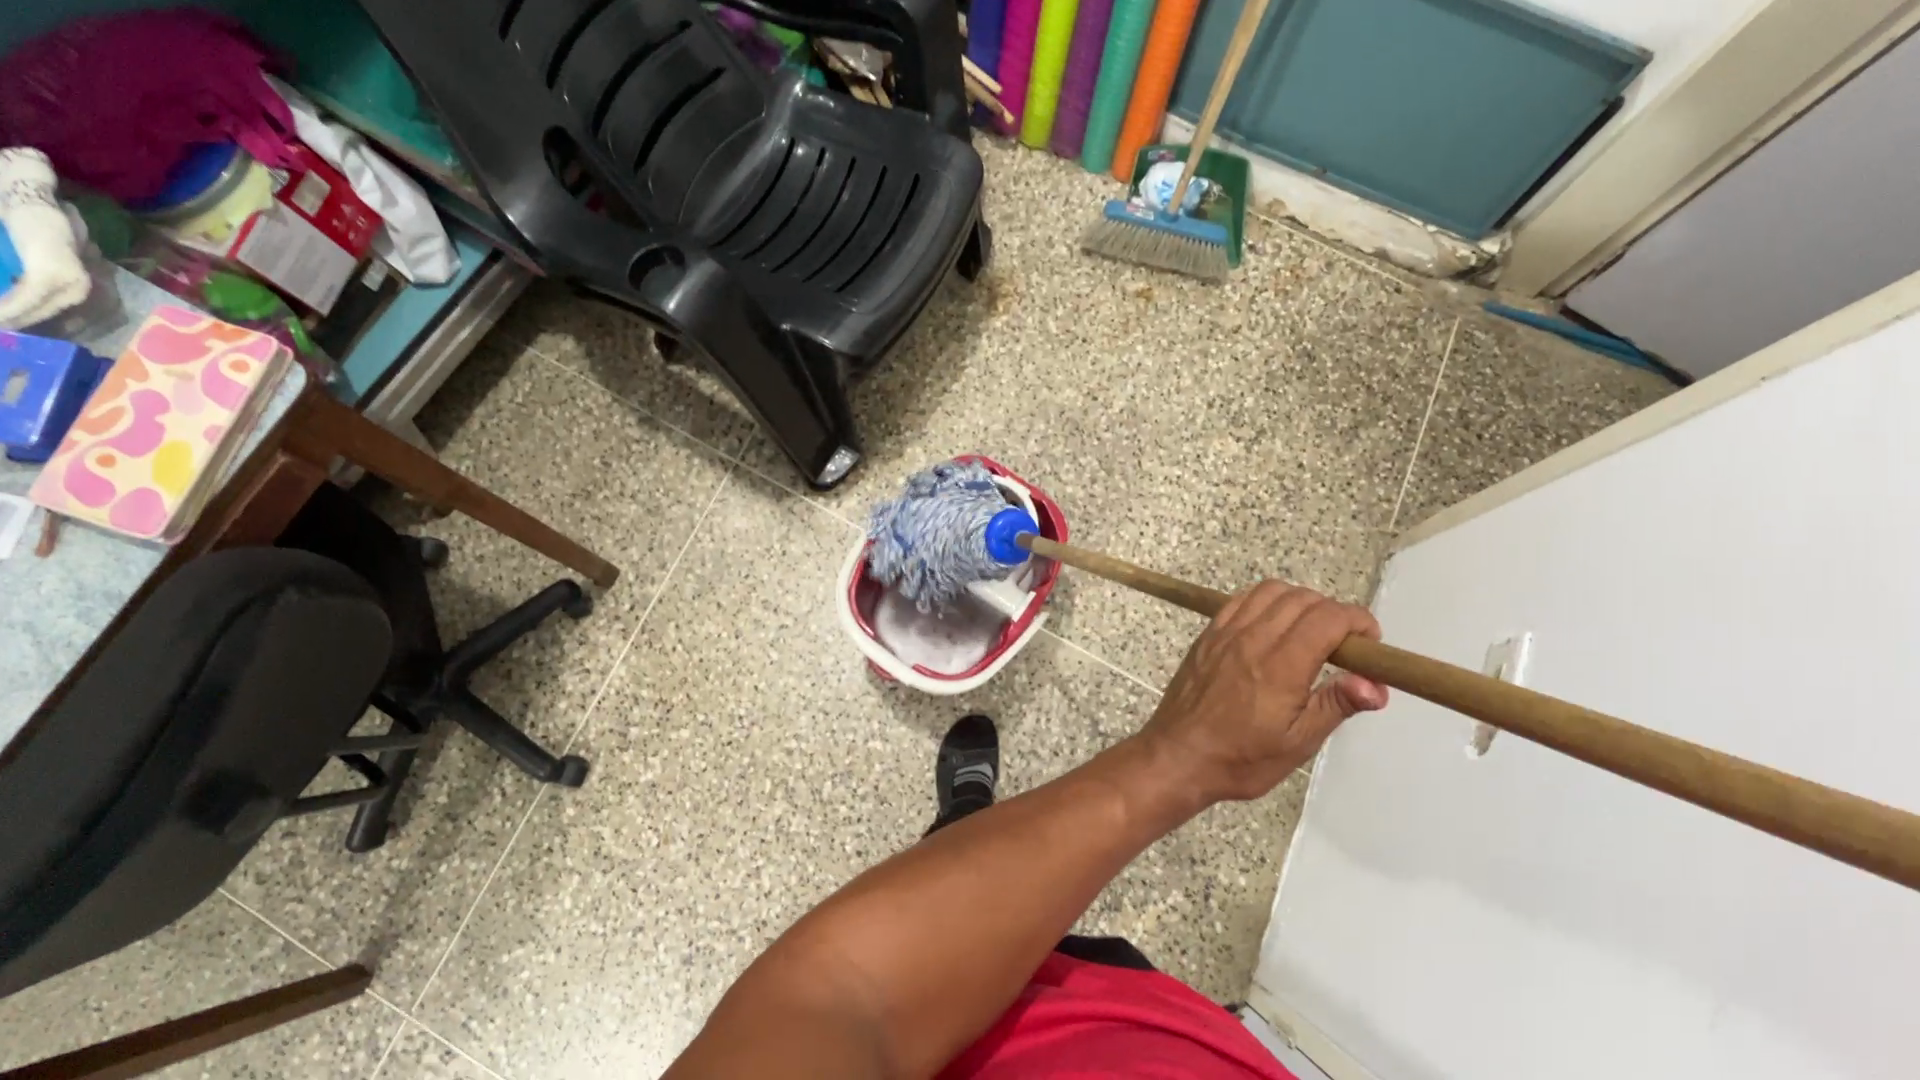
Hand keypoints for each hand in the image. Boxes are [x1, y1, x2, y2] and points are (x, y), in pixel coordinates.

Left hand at [1140, 582, 1388, 803]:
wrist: (1177, 757)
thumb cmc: (1240, 759)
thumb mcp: (1297, 743)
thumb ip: (1336, 705)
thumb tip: (1375, 685)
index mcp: (1280, 665)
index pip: (1328, 618)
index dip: (1358, 621)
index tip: (1369, 643)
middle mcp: (1253, 639)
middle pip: (1303, 599)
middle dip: (1333, 613)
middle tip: (1344, 645)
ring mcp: (1225, 633)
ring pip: (1271, 591)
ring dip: (1300, 602)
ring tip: (1310, 632)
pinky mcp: (1208, 636)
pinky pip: (1241, 600)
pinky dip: (1265, 601)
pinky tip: (1272, 626)